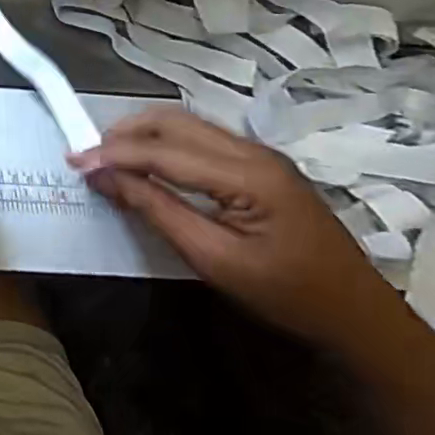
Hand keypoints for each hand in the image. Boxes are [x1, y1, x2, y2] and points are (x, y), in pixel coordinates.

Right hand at [68, 107, 395, 340]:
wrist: (357, 312)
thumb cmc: (288, 295)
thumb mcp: (217, 261)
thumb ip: (160, 213)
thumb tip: (108, 179)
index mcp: (247, 173)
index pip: (167, 152)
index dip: (117, 154)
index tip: (77, 160)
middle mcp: (251, 149)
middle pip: (176, 122)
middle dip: (126, 131)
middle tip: (89, 152)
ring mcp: (258, 151)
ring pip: (188, 123)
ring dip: (145, 132)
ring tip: (109, 152)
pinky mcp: (258, 161)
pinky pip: (203, 137)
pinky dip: (167, 142)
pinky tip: (149, 158)